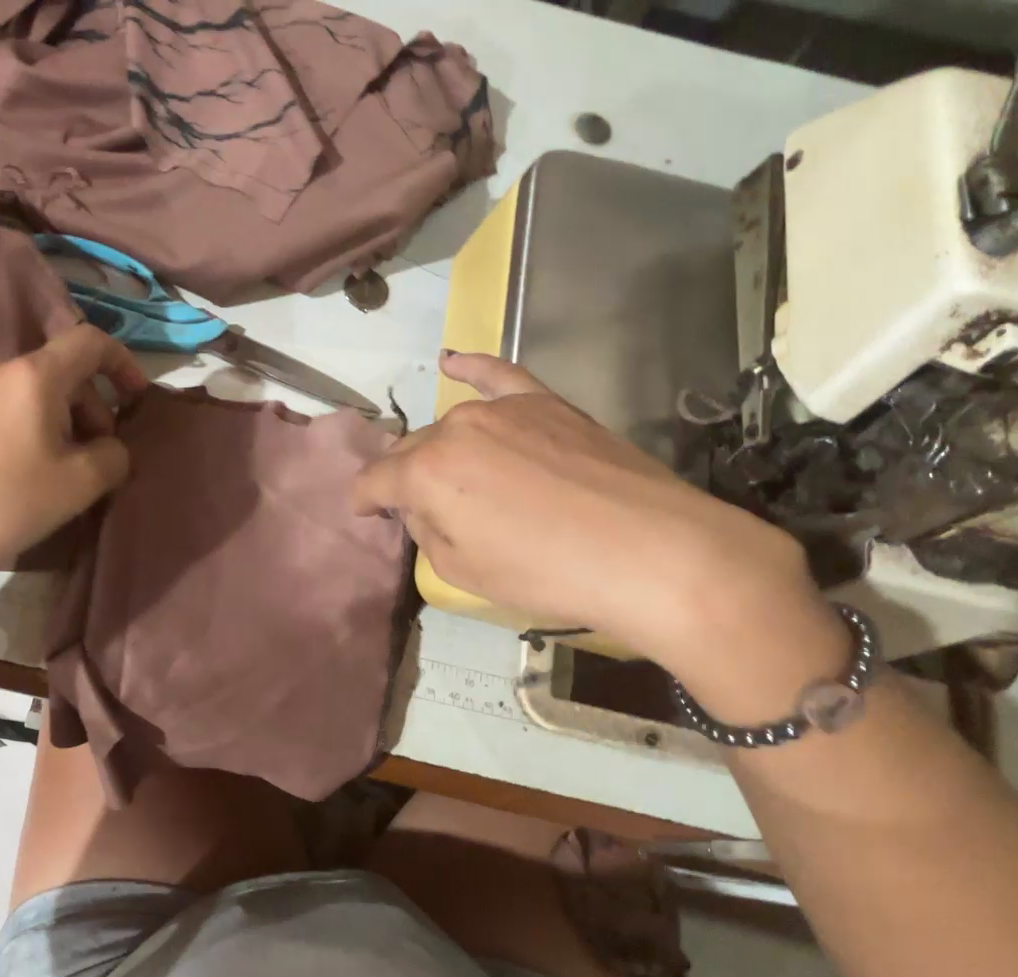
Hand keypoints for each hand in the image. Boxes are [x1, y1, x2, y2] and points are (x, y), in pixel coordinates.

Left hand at [0, 324, 147, 586]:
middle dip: (93, 405)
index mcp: (33, 375)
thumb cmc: (14, 502)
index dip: (123, 362)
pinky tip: (31, 466)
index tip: (138, 397)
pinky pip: (8, 406)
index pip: (90, 341)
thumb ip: (114, 454)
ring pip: (34, 390)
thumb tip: (111, 448)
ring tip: (68, 464)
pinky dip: (33, 424)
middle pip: (62, 370)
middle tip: (102, 452)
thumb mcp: (83, 482)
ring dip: (64, 418)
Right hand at [353, 352, 844, 719]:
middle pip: (411, 450)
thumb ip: (427, 530)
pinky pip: (498, 374)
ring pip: (451, 424)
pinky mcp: (547, 403)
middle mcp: (455, 429)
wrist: (651, 551)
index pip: (375, 482)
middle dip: (405, 478)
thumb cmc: (548, 574)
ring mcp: (504, 409)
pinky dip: (471, 366)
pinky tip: (452, 361)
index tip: (369, 515)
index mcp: (426, 474)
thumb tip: (422, 507)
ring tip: (451, 473)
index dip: (366, 502)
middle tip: (421, 508)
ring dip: (440, 449)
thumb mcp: (462, 571)